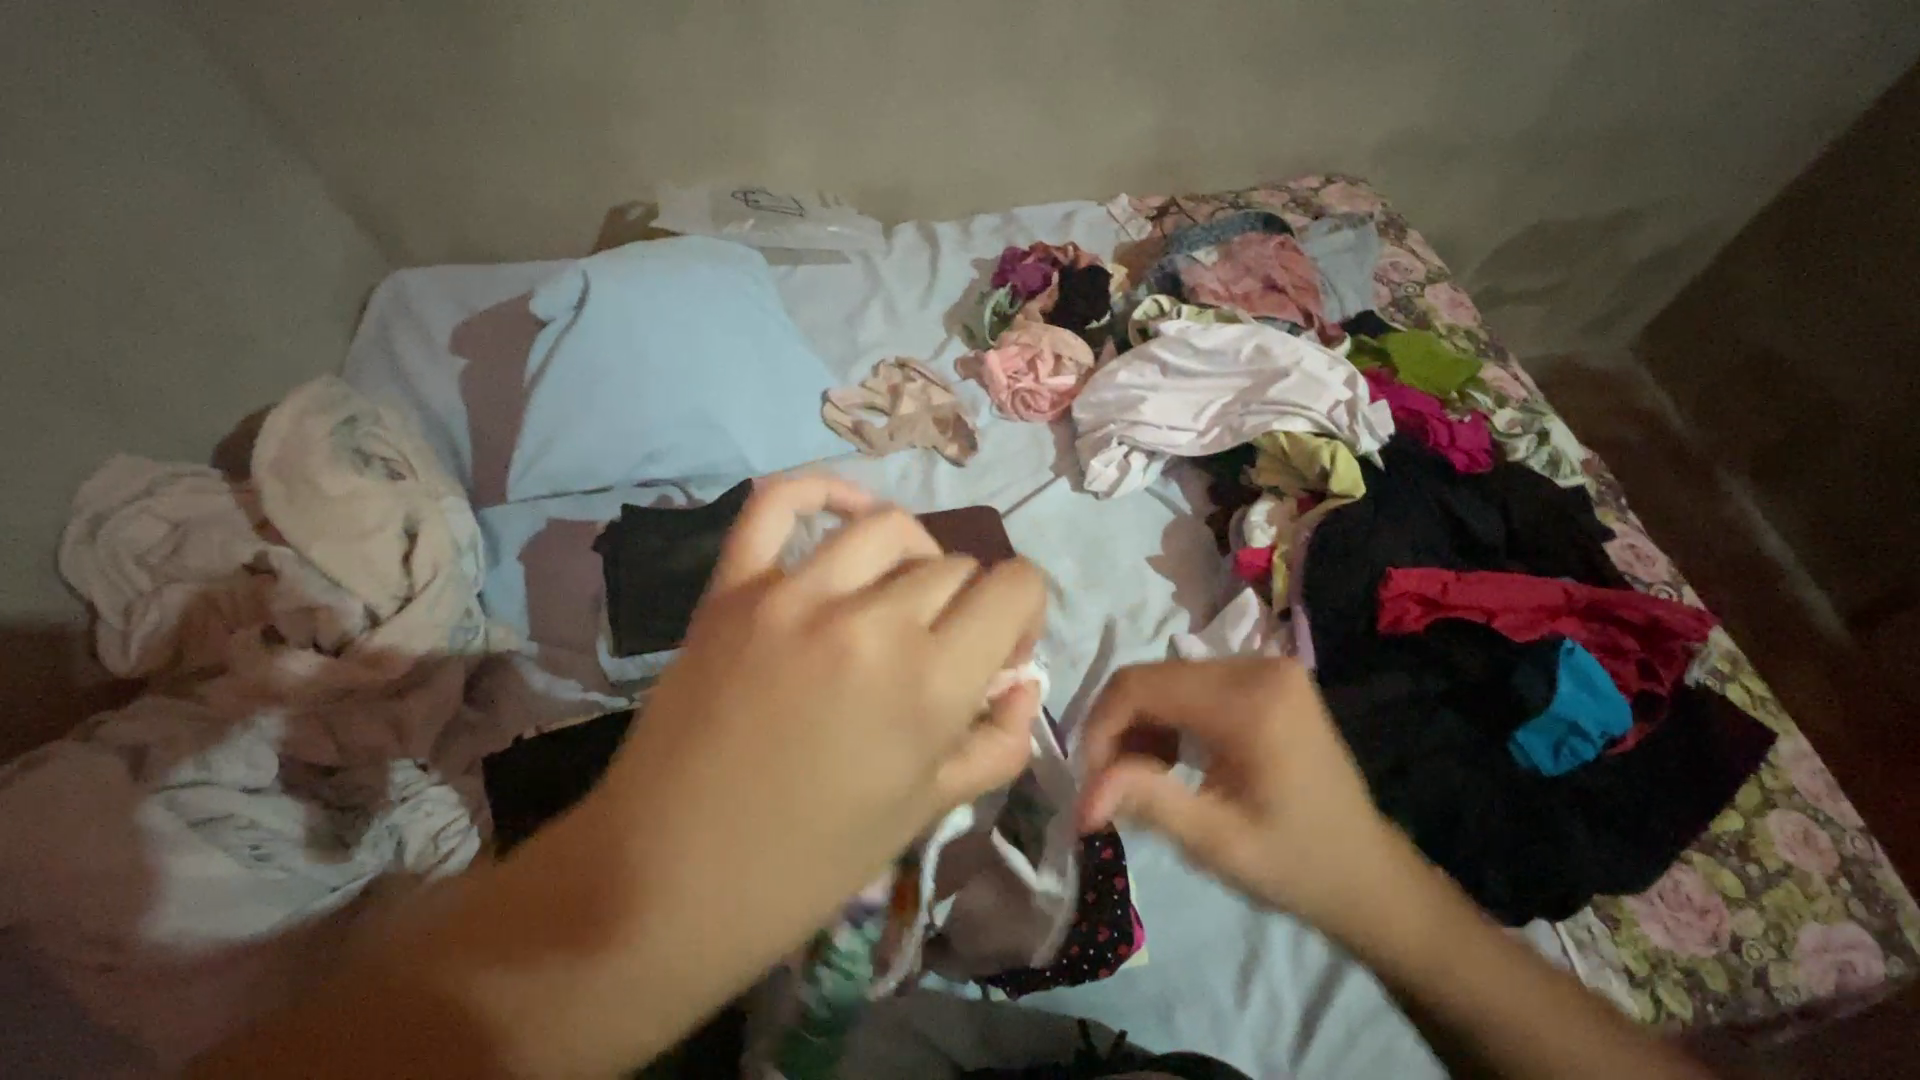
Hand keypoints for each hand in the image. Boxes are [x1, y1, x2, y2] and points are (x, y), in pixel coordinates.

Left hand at [594, 475, 1048, 950]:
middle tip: (943, 649)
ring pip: (887, 528)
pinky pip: (776, 505)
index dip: (1024, 613)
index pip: (1015, 587)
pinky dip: (821, 493)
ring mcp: (793, 596)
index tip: (1001, 651)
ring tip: (898, 597)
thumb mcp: (926, 812)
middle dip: (969, 603)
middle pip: (955, 565)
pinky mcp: (731, 590)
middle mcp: (870, 622)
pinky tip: (846, 511)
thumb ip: (995, 741)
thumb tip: (1021, 682)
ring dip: (914, 559)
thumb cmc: (810, 863)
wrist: (670, 878)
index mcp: (930, 685)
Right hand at [1077, 657, 1414, 929]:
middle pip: (1151, 679)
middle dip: (1118, 731)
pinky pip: (1191, 686)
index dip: (1100, 728)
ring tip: (1143, 780)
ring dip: (1140, 727)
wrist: (1367, 875)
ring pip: (1166, 681)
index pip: (1140, 686)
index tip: (1092, 783)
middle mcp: (1258, 667)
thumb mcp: (1216, 842)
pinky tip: (1171, 762)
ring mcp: (1266, 669)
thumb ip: (1148, 802)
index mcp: (1250, 701)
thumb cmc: (1295, 864)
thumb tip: (1082, 796)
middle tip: (1111, 788)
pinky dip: (1168, 721)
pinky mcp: (1266, 680)